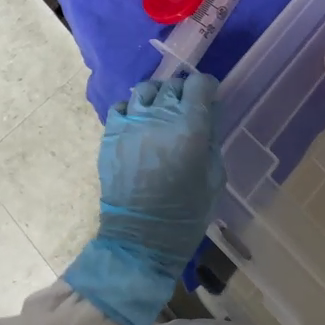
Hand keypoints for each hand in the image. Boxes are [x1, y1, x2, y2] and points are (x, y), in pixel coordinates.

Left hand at [98, 72, 224, 271]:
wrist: (140, 241)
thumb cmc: (186, 213)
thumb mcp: (215, 177)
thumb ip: (213, 139)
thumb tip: (210, 113)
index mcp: (190, 127)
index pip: (199, 83)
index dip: (207, 87)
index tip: (209, 97)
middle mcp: (159, 117)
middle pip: (173, 84)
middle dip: (183, 93)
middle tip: (186, 110)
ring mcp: (131, 124)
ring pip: (145, 89)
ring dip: (157, 97)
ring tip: (159, 113)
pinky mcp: (110, 135)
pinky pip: (121, 106)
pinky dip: (132, 110)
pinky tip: (138, 125)